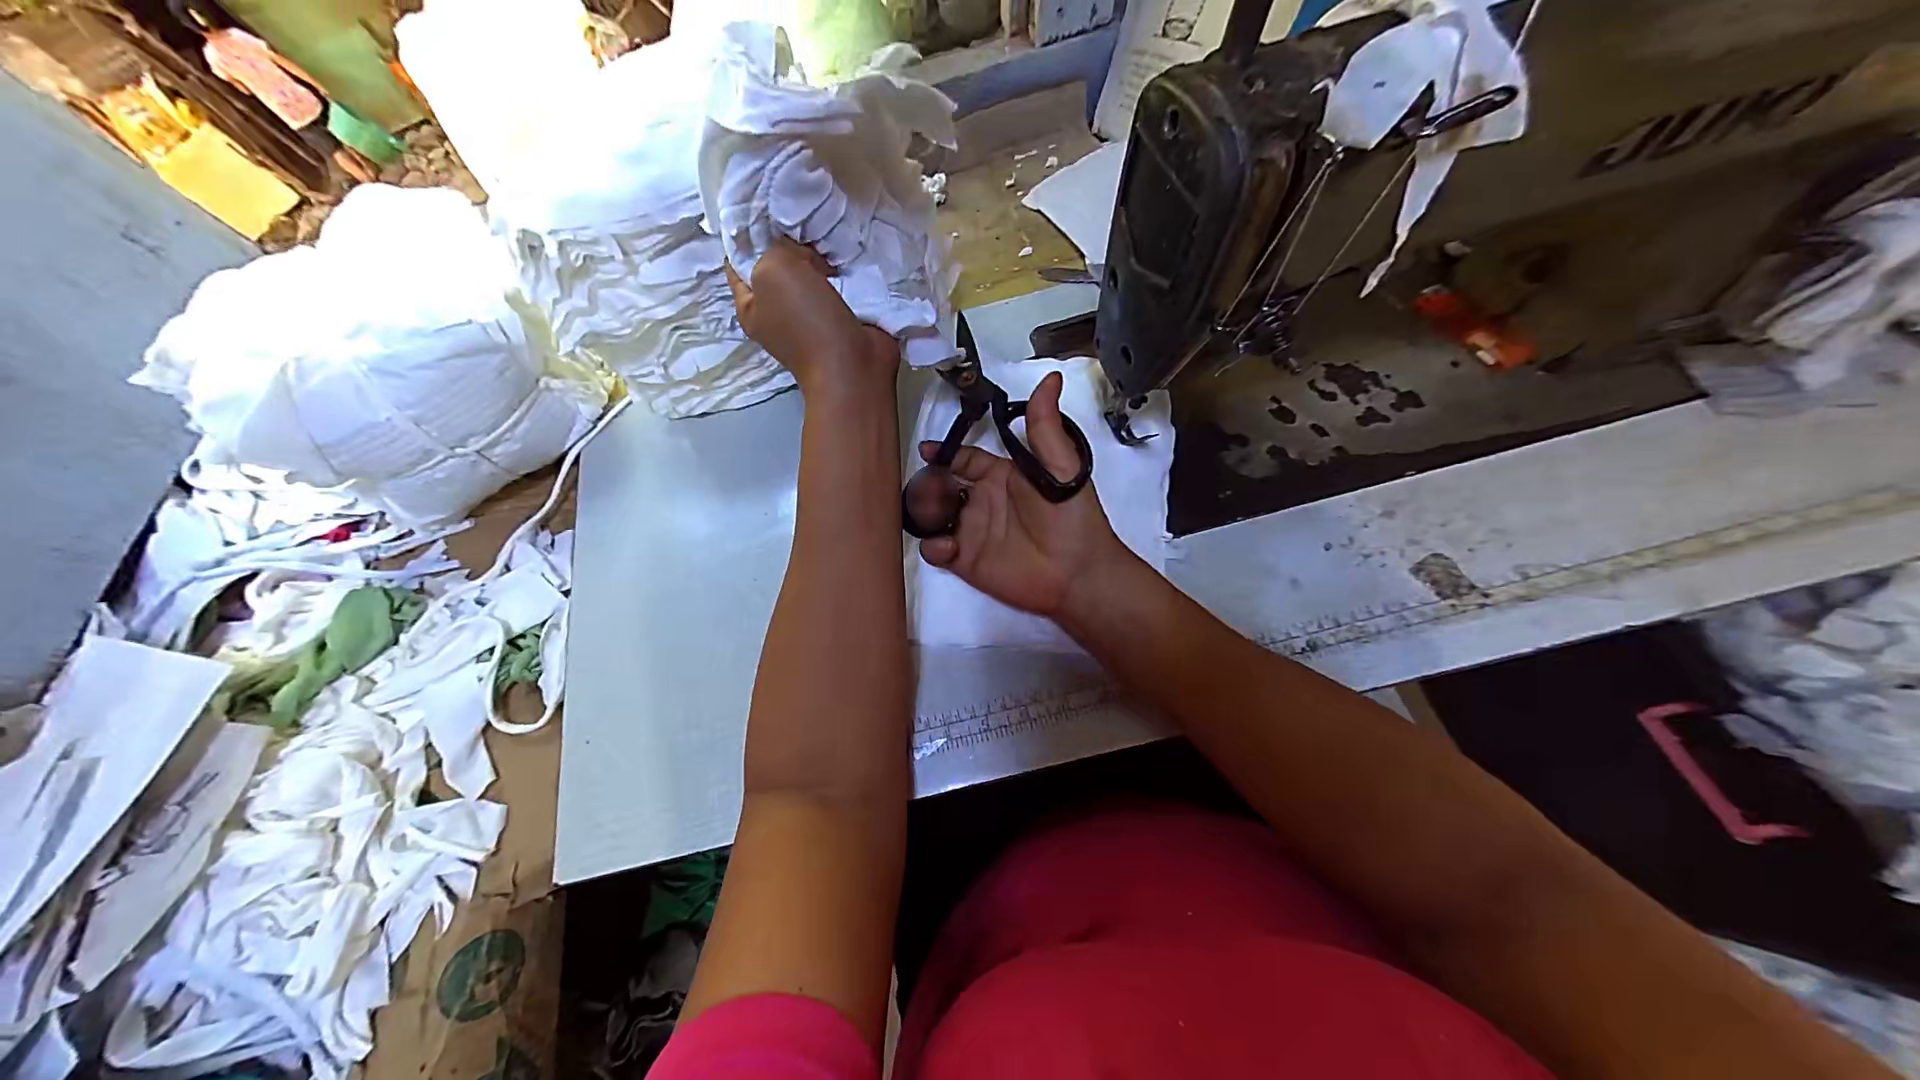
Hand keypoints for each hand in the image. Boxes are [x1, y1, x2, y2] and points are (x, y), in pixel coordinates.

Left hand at [726, 238, 897, 393]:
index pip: (739, 262)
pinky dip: (843, 274)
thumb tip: (800, 253)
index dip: (750, 234)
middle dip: (792, 245)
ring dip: (821, 258)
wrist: (853, 364)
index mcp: (750, 307)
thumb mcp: (775, 269)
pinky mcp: (838, 321)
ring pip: (810, 275)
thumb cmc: (807, 320)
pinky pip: (836, 287)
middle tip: (807, 228)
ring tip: (831, 241)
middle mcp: (776, 313)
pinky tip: (848, 261)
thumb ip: (776, 247)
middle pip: (779, 265)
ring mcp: (809, 319)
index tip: (769, 211)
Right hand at [917, 372, 1131, 618]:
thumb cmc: (1072, 516)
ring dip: (924, 511)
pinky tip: (947, 545)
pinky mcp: (966, 560)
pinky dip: (933, 546)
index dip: (944, 452)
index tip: (927, 450)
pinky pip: (936, 550)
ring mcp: (971, 531)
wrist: (1077, 571)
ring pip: (932, 515)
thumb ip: (1045, 424)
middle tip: (933, 489)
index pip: (963, 458)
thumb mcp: (1061, 464)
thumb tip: (1051, 377)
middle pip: (940, 485)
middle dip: (928, 483)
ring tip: (935, 515)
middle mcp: (981, 500)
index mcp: (1000, 475)